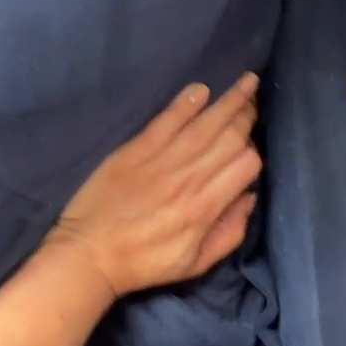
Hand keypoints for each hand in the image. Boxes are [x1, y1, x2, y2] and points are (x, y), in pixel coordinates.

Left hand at [46, 74, 262, 299]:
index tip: (253, 145)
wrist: (90, 252)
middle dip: (247, 117)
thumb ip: (230, 232)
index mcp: (205, 208)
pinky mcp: (137, 148)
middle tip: (255, 104)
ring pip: (205, 124)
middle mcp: (190, 178)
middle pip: (230, 138)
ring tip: (247, 82)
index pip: (245, 166)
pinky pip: (167, 119)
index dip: (254, 153)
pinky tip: (201, 89)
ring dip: (229, 101)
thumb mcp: (196, 263)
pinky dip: (185, 102)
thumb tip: (250, 198)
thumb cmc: (144, 261)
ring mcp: (163, 159)